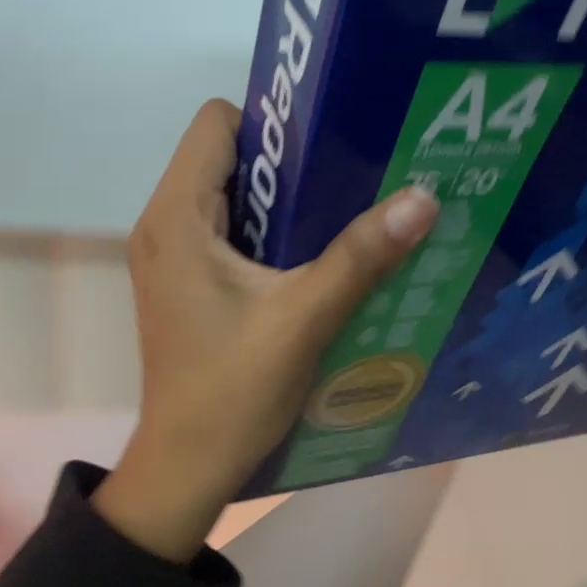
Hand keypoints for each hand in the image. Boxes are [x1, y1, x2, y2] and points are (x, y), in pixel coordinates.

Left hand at [93, 100, 439, 560]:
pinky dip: (267, 236)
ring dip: (282, 203)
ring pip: (230, 198)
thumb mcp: (303, 318)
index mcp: (177, 217)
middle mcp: (163, 224)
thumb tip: (424, 197)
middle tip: (353, 176)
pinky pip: (226, 235)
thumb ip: (360, 256)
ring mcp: (170, 257)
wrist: (187, 464)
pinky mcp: (183, 284)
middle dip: (289, 162)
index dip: (273, 123)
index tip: (330, 144)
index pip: (217, 123)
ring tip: (342, 215)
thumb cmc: (233, 389)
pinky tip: (313, 261)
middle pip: (226, 158)